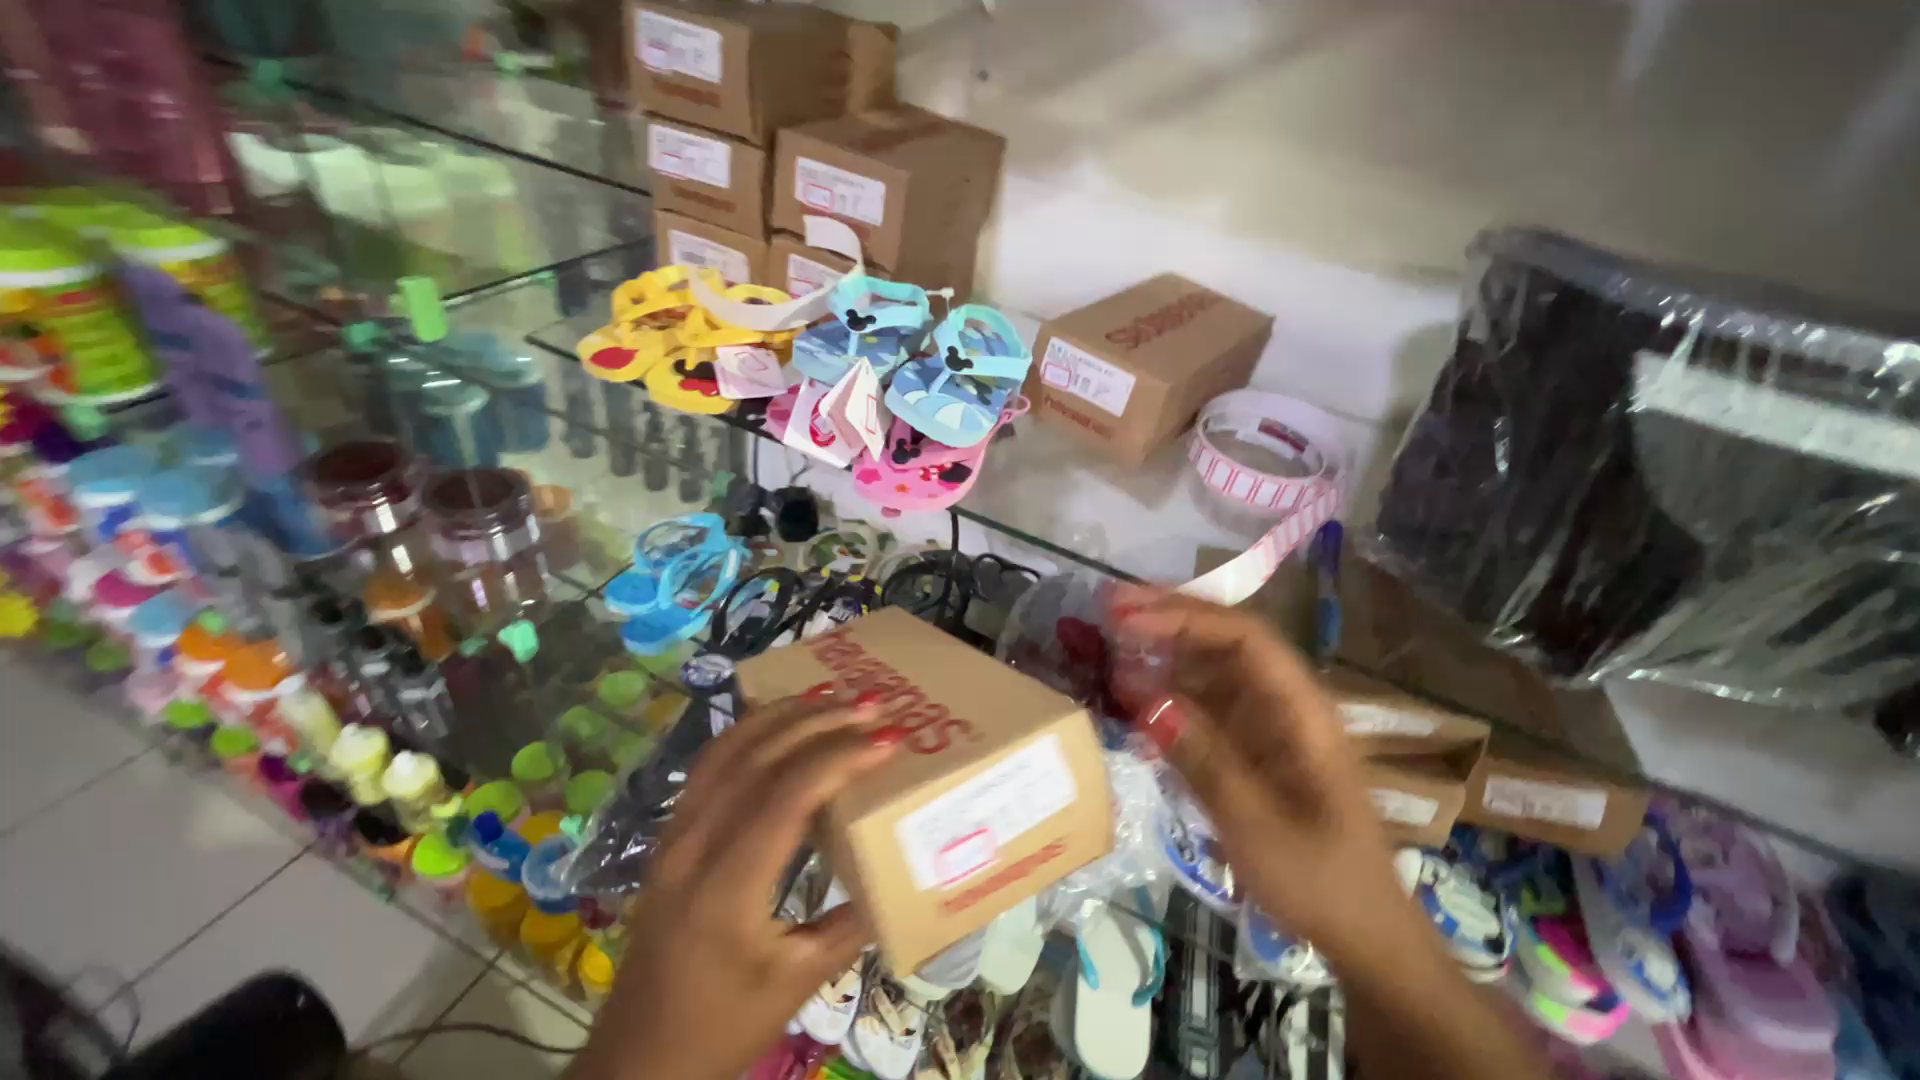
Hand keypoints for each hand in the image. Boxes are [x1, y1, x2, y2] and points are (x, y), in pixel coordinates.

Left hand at [570, 686, 900, 1079]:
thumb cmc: (721, 1027)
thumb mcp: (797, 982)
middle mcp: (693, 846)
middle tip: (871, 704)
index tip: (889, 741)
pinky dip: (748, 735)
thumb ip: (850, 923)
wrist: (637, 1061)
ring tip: (829, 698)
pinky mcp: (668, 840)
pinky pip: (709, 768)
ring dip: (780, 717)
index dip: (839, 758)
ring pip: (725, 752)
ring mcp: (673, 838)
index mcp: (727, 885)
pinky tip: (777, 725)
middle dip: (817, 722)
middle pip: (756, 758)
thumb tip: (899, 873)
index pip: (786, 795)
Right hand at [1108, 587, 1416, 963]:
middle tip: (1107, 611)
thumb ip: (1201, 757)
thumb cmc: (1319, 878)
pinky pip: (1205, 711)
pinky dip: (1169, 701)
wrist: (1361, 932)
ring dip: (1163, 658)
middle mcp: (1284, 706)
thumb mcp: (1256, 825)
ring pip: (1211, 674)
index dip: (1185, 617)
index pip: (1245, 638)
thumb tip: (1143, 698)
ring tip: (1109, 651)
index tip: (1128, 614)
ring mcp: (1268, 728)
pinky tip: (1132, 702)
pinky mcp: (1252, 752)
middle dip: (1169, 622)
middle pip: (1226, 644)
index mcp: (1302, 711)